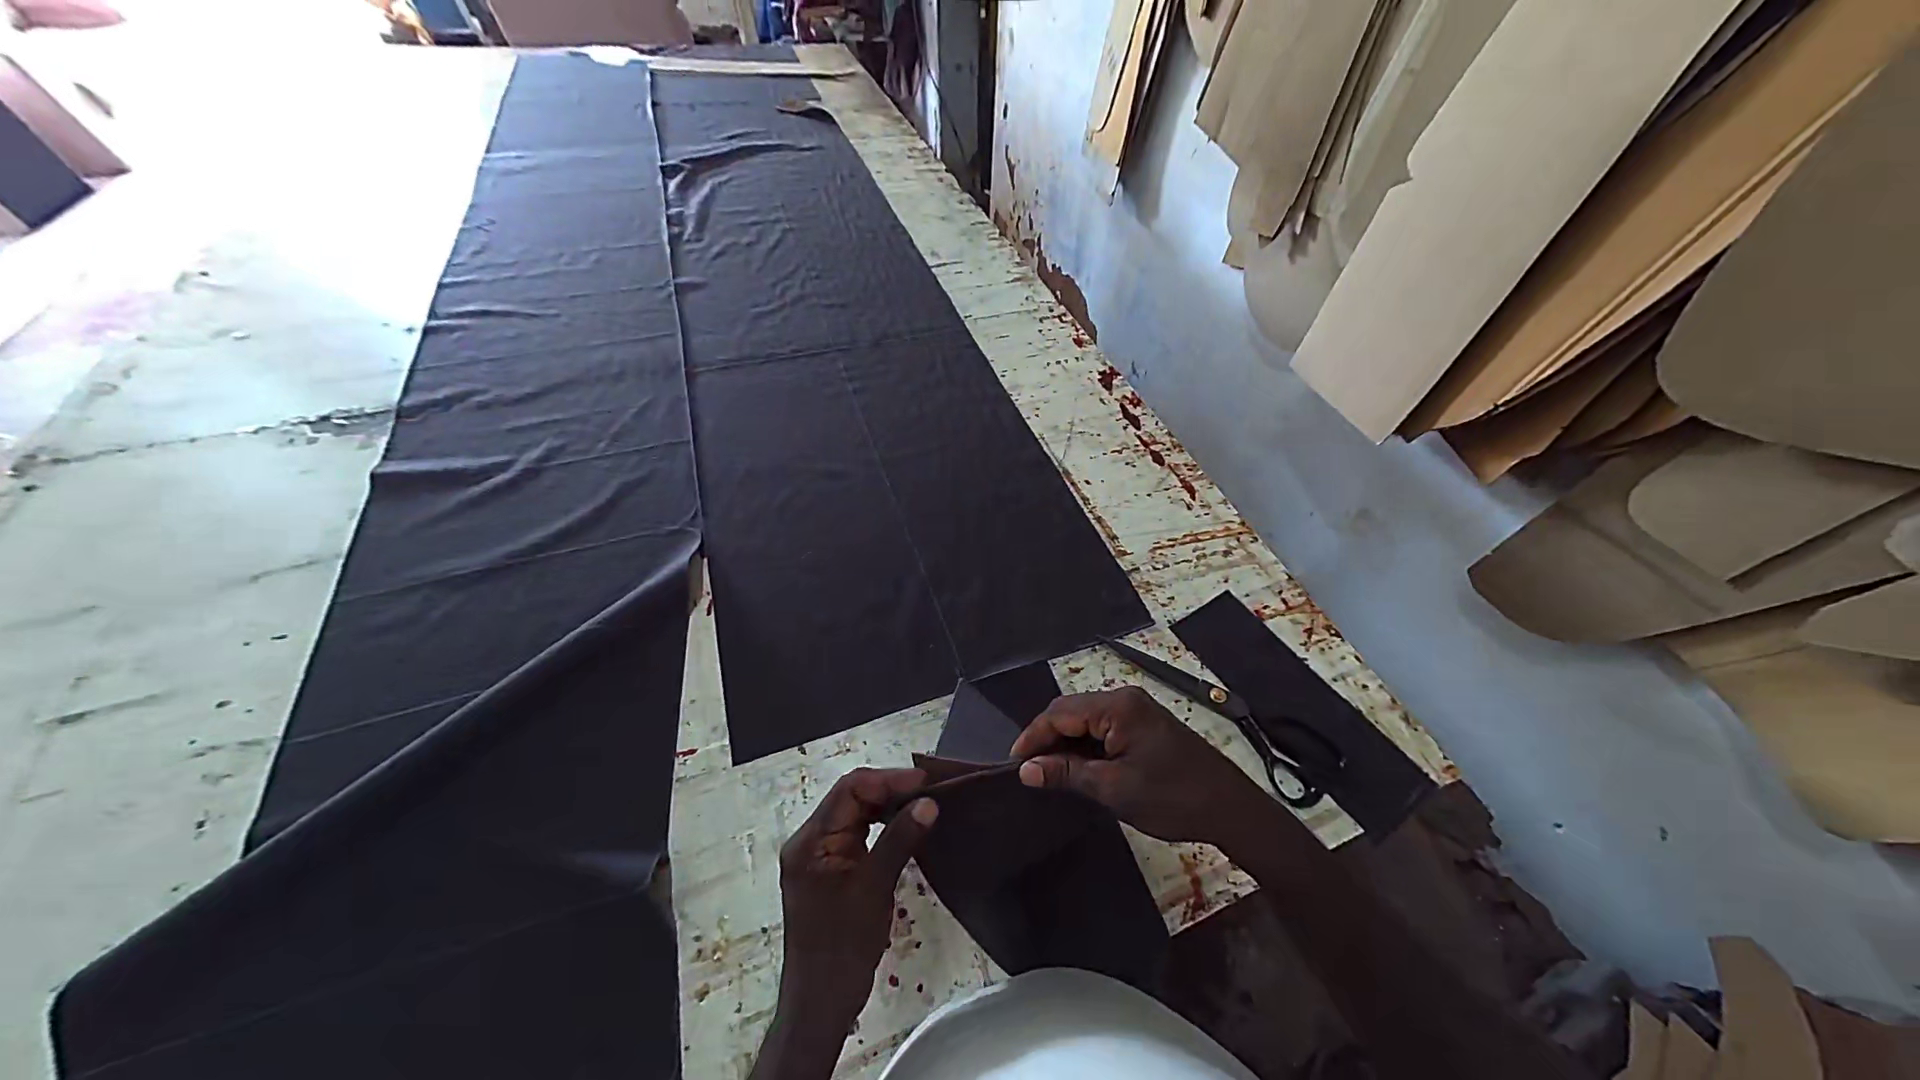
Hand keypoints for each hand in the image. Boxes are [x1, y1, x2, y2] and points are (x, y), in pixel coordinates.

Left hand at [775, 768, 937, 1028]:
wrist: (821, 1006)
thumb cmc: (842, 948)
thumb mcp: (873, 889)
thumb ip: (899, 840)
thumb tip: (929, 802)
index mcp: (810, 840)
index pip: (849, 790)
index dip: (887, 780)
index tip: (924, 782)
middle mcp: (811, 841)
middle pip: (852, 798)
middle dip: (890, 790)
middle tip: (931, 791)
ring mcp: (822, 856)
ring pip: (858, 815)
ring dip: (889, 807)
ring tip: (925, 804)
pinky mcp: (834, 871)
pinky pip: (861, 835)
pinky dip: (884, 828)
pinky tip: (908, 827)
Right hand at [1012, 686, 1274, 846]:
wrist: (1231, 808)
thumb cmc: (1171, 797)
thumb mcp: (1113, 788)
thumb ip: (1066, 774)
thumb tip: (1025, 770)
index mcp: (1117, 706)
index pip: (1059, 713)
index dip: (1032, 737)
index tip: (1014, 764)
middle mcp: (1125, 699)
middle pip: (1070, 711)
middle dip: (1047, 739)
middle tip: (1030, 771)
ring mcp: (1137, 710)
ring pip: (1086, 719)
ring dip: (1066, 743)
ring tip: (1051, 773)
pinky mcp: (1145, 725)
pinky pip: (1103, 727)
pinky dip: (1086, 746)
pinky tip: (1079, 767)